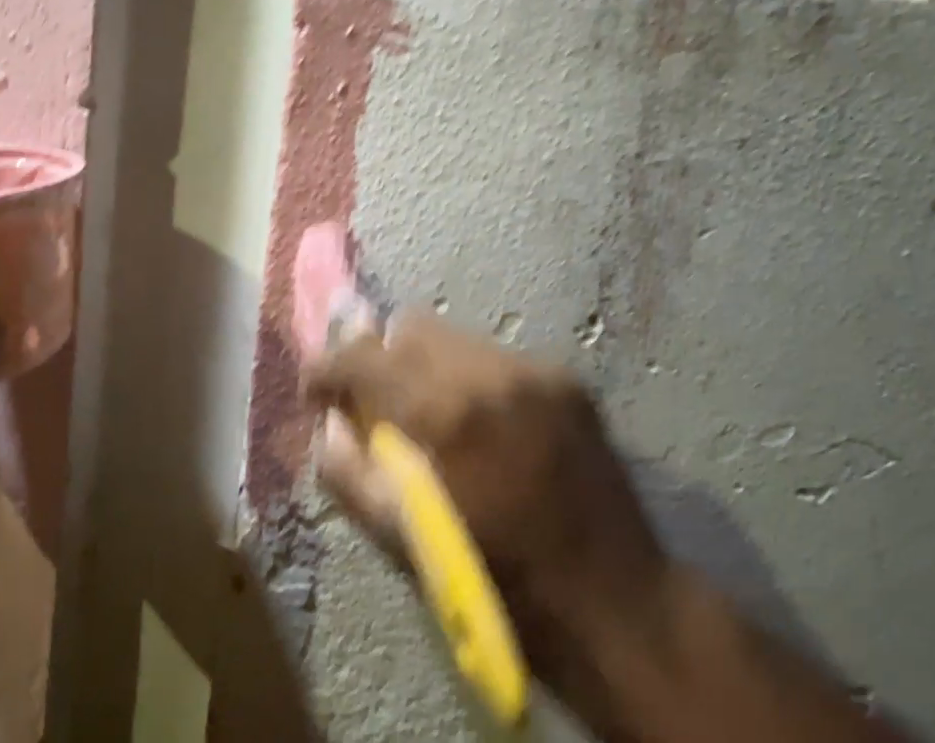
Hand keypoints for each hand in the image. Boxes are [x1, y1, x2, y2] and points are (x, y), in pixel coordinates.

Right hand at [301, 313, 666, 681]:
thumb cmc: (500, 589)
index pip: (363, 355)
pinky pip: (498, 360)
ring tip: (432, 420)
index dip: (326, 369)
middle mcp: (494, 373)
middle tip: (375, 406)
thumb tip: (327, 425)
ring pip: (456, 339)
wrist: (617, 608)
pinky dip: (473, 382)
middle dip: (380, 360)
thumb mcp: (403, 544)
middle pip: (410, 326)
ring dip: (427, 369)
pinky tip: (483, 430)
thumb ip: (348, 473)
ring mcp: (540, 372)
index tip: (317, 393)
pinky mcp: (571, 382)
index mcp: (448, 414)